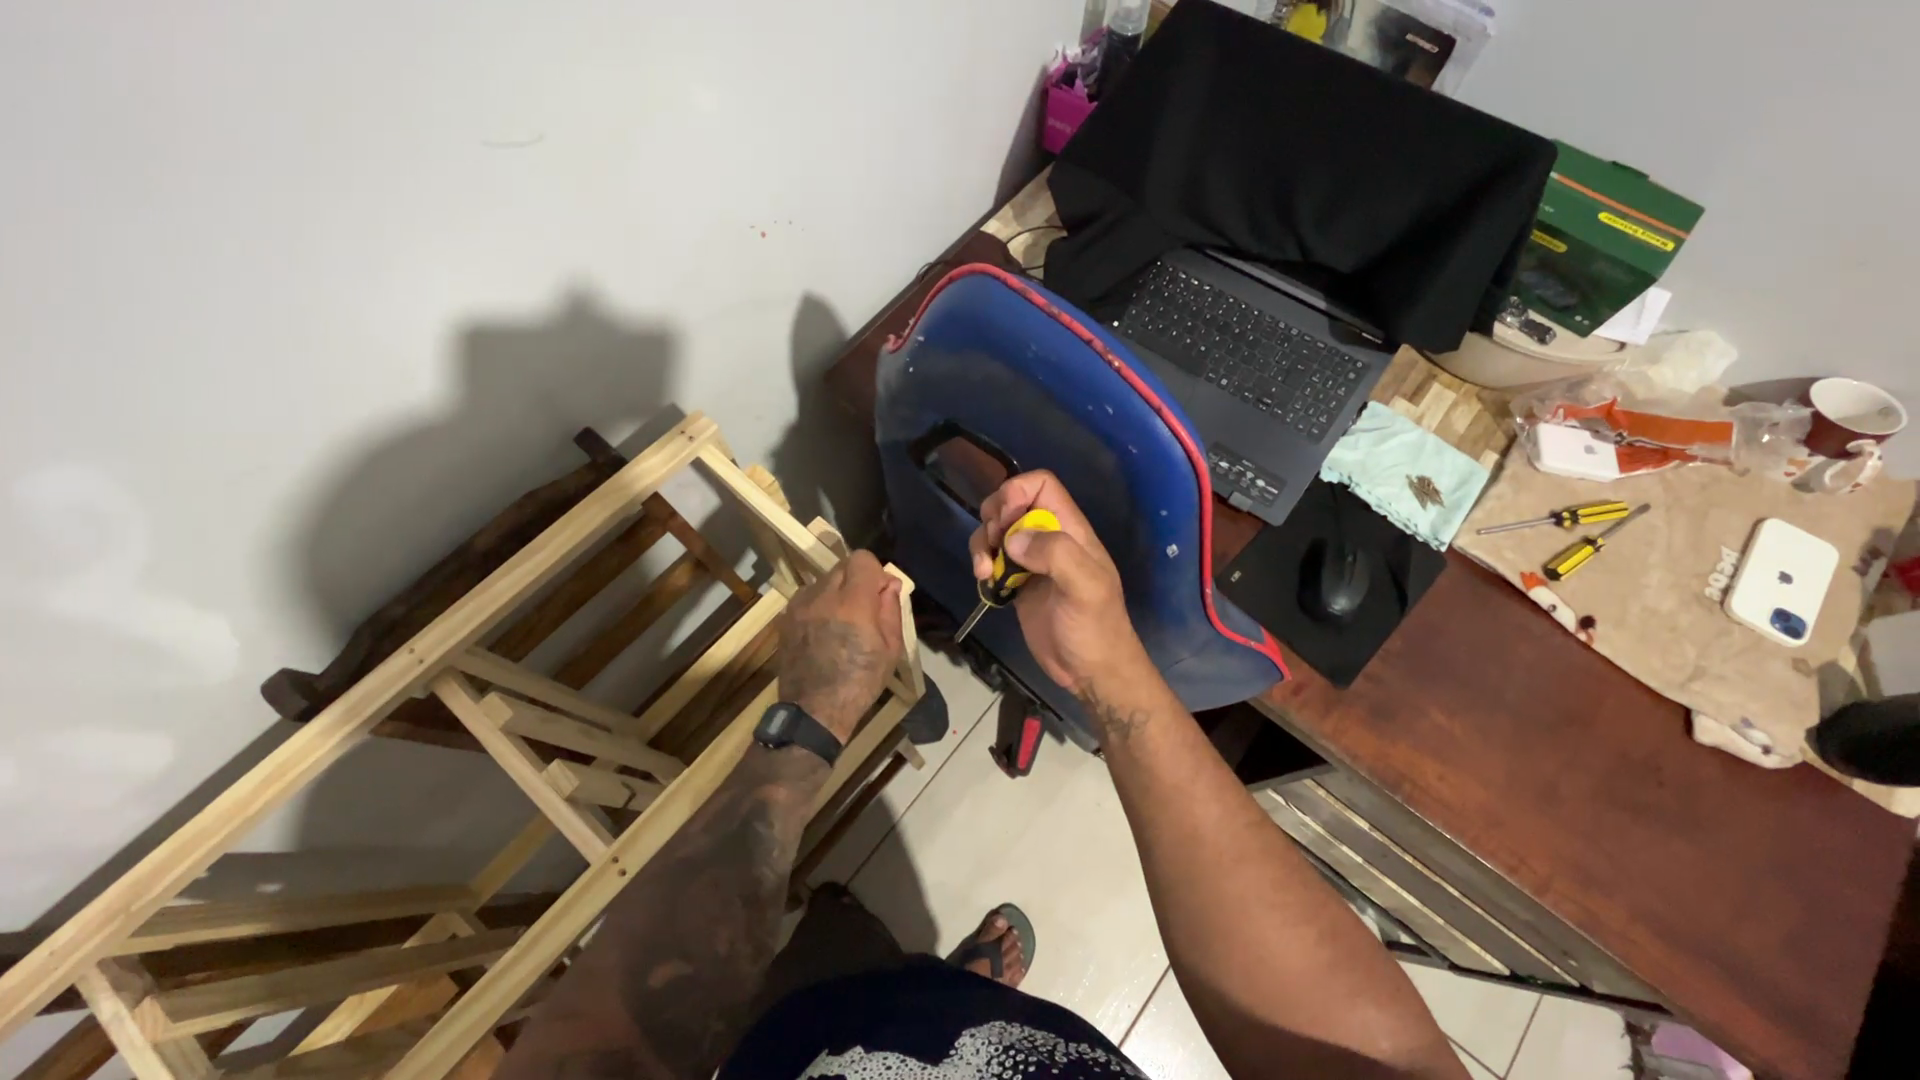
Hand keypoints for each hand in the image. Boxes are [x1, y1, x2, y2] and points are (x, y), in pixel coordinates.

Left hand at [776, 550, 904, 741]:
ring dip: (836, 591)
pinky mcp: (785, 618)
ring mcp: (799, 606)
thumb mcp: (890, 649)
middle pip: (842, 566)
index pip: (863, 559)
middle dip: (856, 580)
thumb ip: (891, 609)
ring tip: (841, 621)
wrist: (815, 710)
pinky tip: (823, 629)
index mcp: (853, 603)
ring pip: (823, 581)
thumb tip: (889, 584)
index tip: (880, 593)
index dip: (875, 571)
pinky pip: (806, 597)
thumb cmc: (860, 682)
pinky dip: (818, 604)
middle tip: (864, 607)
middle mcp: (822, 596)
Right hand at [968, 471, 1147, 693]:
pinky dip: (982, 565)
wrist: (1090, 672)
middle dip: (993, 518)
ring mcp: (1032, 562)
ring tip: (984, 572)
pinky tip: (986, 584)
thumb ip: (1056, 555)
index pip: (1041, 485)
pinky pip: (992, 560)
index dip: (1016, 492)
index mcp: (1071, 530)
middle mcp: (1050, 539)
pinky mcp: (1017, 584)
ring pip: (996, 532)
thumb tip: (1014, 541)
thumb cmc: (1095, 628)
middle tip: (994, 545)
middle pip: (1011, 504)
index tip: (1005, 521)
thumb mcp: (1086, 588)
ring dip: (982, 544)